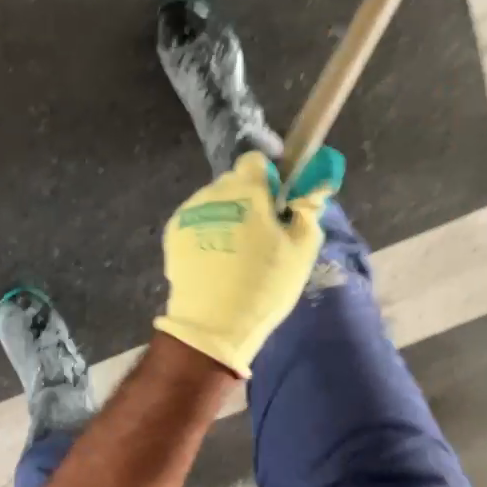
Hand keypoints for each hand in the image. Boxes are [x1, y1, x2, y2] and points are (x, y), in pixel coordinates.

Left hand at [155, 150, 343, 376]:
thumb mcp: (302, 250)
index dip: (269, 178)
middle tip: (261, 233)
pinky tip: (216, 261)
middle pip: (235, 181)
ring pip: (214, 200)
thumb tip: (312, 189)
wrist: (212, 326)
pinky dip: (207, 232)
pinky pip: (197, 220)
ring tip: (236, 252)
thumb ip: (309, 210)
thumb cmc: (265, 285)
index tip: (278, 205)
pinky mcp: (173, 233)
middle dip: (248, 198)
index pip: (256, 161)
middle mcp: (213, 191)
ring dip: (227, 214)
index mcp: (247, 190)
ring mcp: (189, 211)